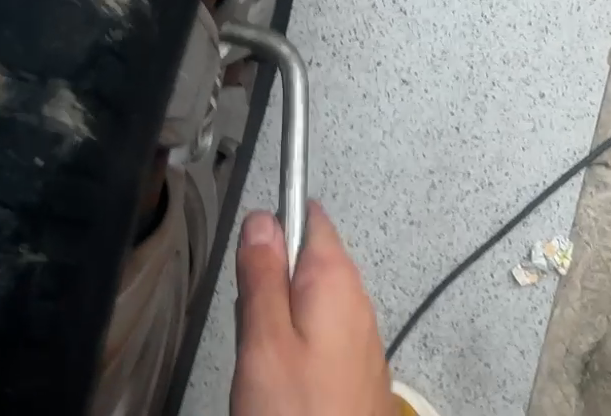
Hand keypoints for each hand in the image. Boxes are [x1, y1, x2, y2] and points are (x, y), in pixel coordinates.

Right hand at [230, 202, 397, 415]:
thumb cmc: (297, 412)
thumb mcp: (264, 341)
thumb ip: (263, 275)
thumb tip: (262, 216)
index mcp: (336, 277)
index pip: (310, 216)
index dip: (275, 225)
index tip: (250, 263)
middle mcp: (356, 297)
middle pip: (305, 261)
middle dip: (271, 284)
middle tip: (253, 330)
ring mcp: (360, 334)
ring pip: (308, 302)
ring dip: (279, 321)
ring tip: (264, 365)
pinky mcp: (356, 368)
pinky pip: (318, 336)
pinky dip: (295, 348)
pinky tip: (283, 386)